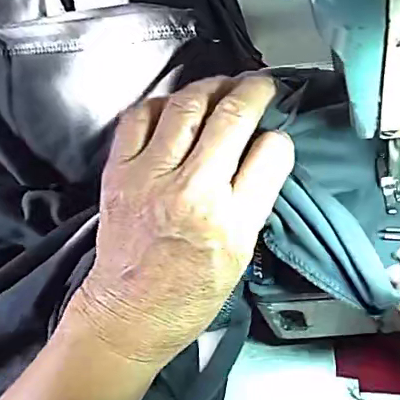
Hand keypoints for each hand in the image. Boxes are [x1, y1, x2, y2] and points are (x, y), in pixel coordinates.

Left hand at [65, 74, 294, 365]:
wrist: (130, 314)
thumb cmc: (188, 295)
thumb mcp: (242, 256)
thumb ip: (254, 202)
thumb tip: (263, 155)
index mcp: (231, 222)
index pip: (270, 153)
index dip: (279, 137)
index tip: (276, 135)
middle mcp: (192, 193)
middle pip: (231, 117)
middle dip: (253, 91)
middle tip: (261, 85)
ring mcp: (151, 177)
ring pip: (187, 106)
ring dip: (211, 86)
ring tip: (223, 85)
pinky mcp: (120, 173)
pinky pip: (139, 116)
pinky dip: (162, 103)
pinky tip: (176, 105)